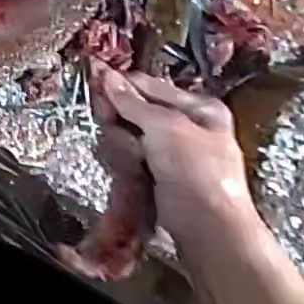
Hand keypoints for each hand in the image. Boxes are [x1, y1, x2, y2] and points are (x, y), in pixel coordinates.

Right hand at [90, 63, 259, 245]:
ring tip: (131, 156)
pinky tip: (129, 167)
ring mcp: (170, 151)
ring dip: (123, 143)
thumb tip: (105, 75)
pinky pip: (130, 155)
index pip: (150, 85)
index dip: (122, 85)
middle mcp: (185, 126)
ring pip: (128, 133)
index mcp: (198, 108)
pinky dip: (124, 159)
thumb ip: (132, 102)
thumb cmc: (196, 170)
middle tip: (107, 120)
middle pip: (136, 110)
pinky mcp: (156, 173)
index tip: (94, 82)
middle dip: (121, 118)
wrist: (209, 228)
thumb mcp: (165, 126)